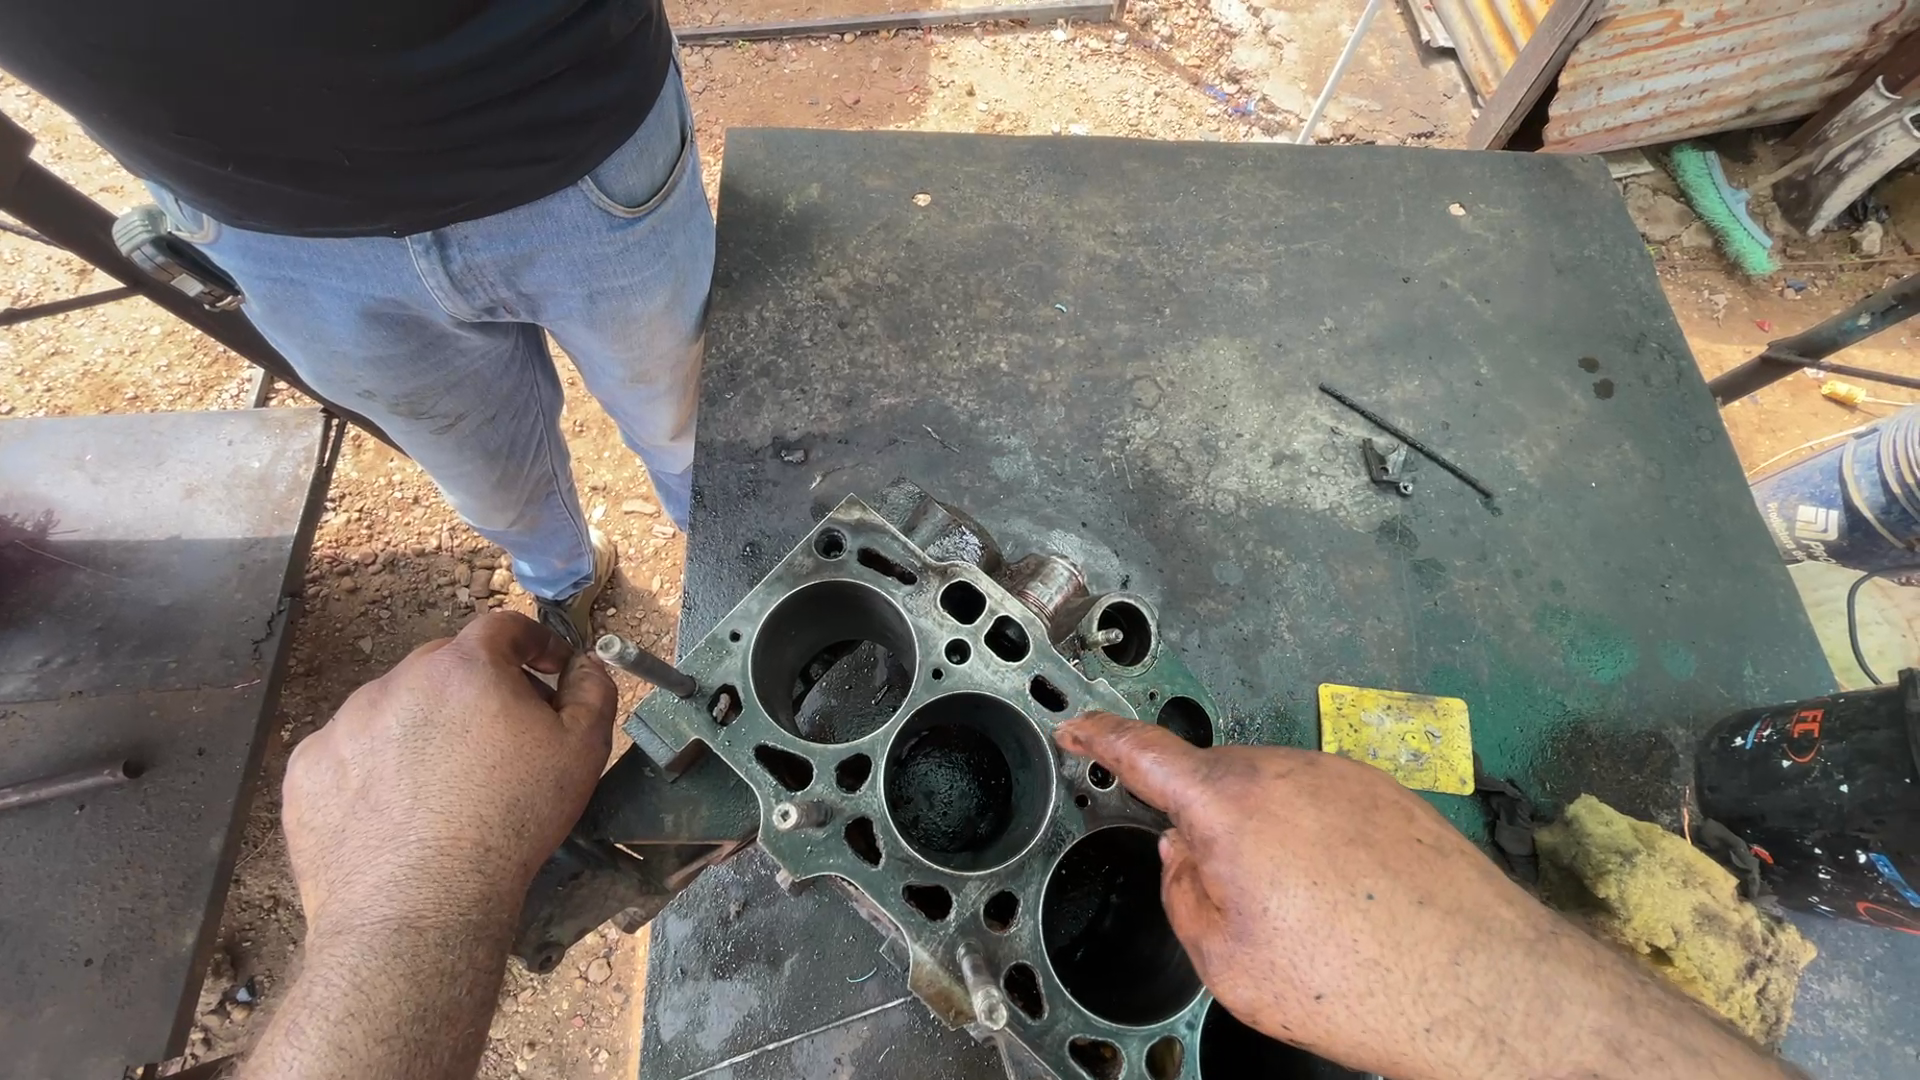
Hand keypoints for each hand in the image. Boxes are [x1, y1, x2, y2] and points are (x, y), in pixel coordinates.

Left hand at [282, 612, 616, 936]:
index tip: (550, 669)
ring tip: (451, 773)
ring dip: (431, 719)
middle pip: (449, 661)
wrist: (420, 905)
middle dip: (484, 682)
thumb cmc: (514, 817)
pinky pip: (355, 744)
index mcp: (467, 667)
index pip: (503, 625)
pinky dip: (382, 757)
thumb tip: (584, 664)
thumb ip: (593, 688)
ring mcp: (345, 725)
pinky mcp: (308, 770)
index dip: (534, 641)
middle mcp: (399, 680)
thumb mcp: (584, 748)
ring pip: (400, 701)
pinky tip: (403, 800)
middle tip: (506, 728)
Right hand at [1053, 713, 1788, 1079]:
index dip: (1098, 736)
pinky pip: (1314, 796)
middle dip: (1202, 826)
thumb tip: (1185, 853)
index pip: (1142, 752)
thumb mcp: (1227, 963)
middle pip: (1210, 782)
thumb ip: (1182, 894)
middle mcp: (1278, 767)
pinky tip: (1347, 891)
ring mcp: (1335, 770)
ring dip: (1258, 831)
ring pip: (1264, 790)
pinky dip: (1306, 832)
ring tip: (1306, 906)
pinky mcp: (1382, 786)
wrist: (1496, 990)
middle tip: (1236, 899)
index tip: (1074, 728)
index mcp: (1227, 804)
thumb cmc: (1349, 981)